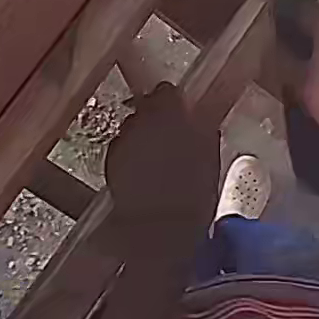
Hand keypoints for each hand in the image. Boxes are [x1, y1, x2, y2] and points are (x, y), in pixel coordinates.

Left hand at [103, 84, 218, 263]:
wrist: (159, 227)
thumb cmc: (193, 196)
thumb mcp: (209, 160)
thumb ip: (203, 133)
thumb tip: (200, 119)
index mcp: (171, 114)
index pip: (166, 92)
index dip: (172, 103)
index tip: (179, 114)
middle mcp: (142, 120)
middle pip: (145, 107)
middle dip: (154, 118)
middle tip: (168, 138)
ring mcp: (123, 139)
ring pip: (131, 126)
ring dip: (141, 135)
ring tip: (154, 158)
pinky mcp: (109, 158)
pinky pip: (121, 146)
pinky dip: (129, 153)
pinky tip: (140, 171)